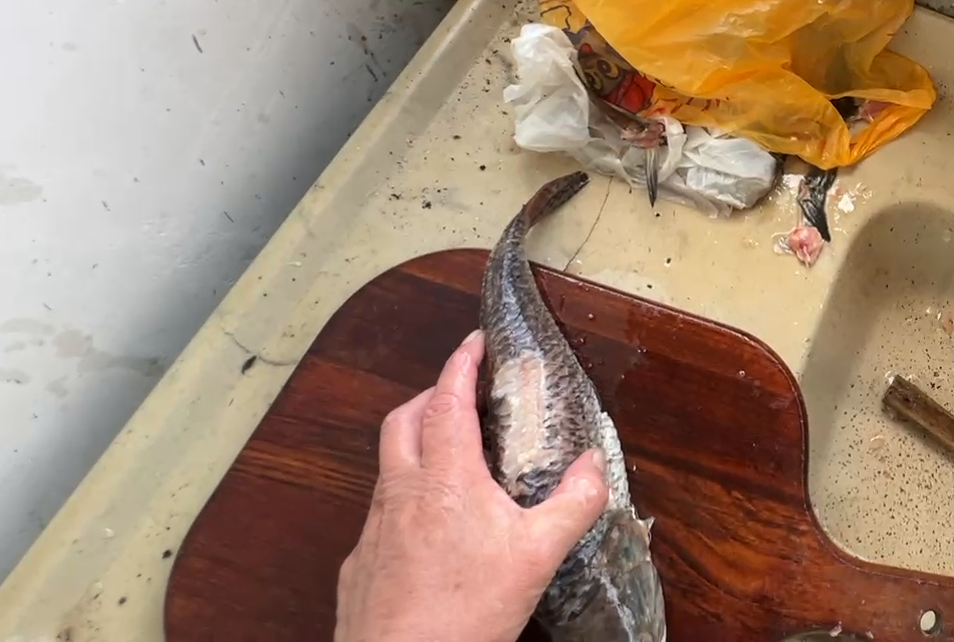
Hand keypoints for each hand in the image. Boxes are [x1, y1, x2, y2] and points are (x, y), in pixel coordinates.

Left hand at [335, 331, 609, 641]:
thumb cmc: (466, 613)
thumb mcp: (541, 554)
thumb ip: (576, 500)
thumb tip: (595, 462)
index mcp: (446, 480)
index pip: (446, 402)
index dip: (459, 364)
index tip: (475, 341)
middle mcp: (402, 495)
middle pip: (402, 421)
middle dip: (432, 394)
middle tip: (467, 392)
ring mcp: (373, 533)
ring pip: (389, 465)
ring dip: (419, 442)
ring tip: (460, 457)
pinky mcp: (358, 569)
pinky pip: (382, 511)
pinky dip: (409, 494)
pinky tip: (436, 527)